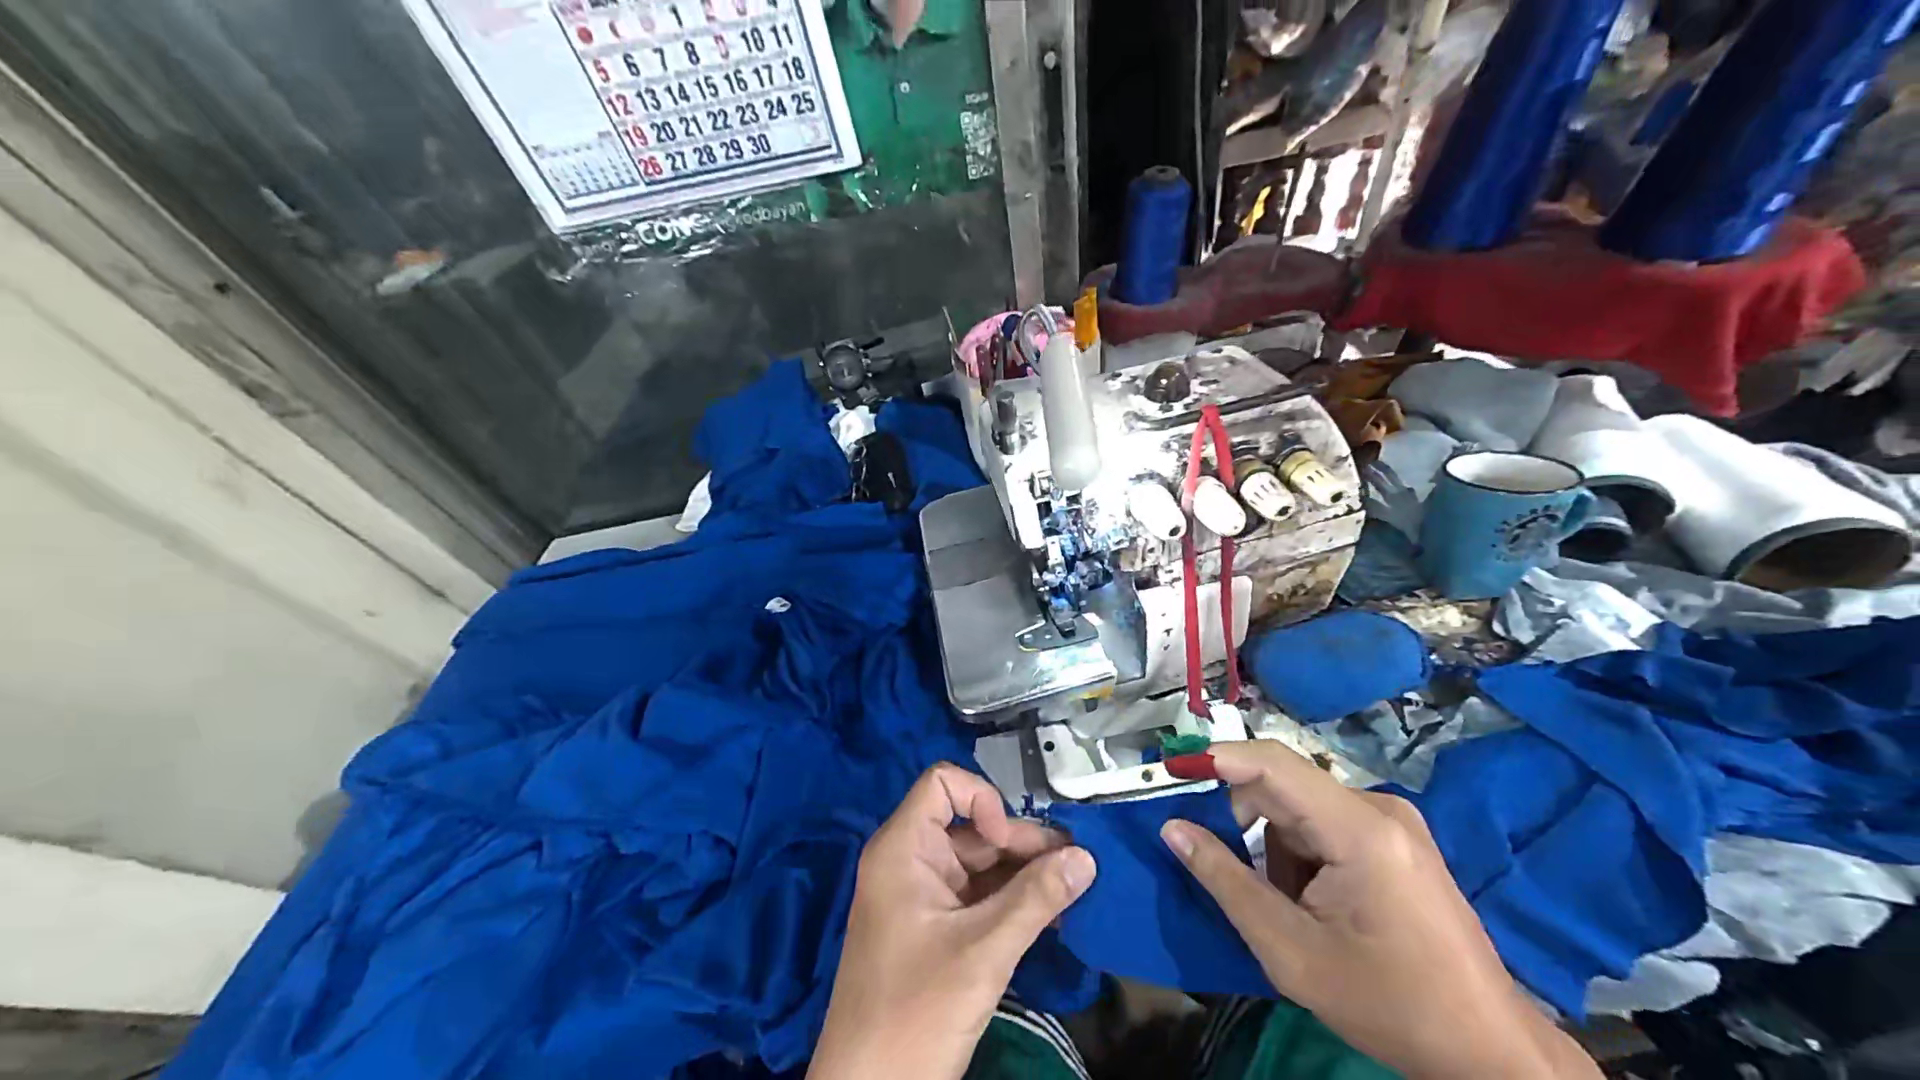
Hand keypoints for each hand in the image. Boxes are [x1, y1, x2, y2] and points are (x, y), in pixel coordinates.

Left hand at [809, 764, 1096, 1079]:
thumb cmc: (917, 1010)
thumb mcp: (983, 951)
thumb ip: (1036, 899)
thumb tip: (1086, 856)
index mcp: (903, 848)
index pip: (943, 784)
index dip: (982, 800)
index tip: (1009, 843)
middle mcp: (910, 861)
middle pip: (971, 826)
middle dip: (1021, 843)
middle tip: (1073, 866)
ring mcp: (922, 895)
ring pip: (979, 863)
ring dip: (1024, 873)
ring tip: (1071, 890)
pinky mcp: (934, 927)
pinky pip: (977, 895)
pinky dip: (1011, 900)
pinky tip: (1051, 913)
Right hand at [1161, 742, 1599, 1079]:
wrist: (1489, 1051)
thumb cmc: (1390, 1004)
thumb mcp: (1290, 951)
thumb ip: (1225, 880)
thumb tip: (1172, 828)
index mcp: (1361, 830)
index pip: (1273, 764)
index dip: (1215, 758)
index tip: (1168, 768)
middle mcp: (1378, 808)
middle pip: (1281, 787)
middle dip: (1240, 821)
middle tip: (1214, 864)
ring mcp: (1390, 821)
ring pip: (1297, 808)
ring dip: (1271, 846)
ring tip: (1281, 907)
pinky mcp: (1392, 838)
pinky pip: (1320, 823)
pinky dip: (1296, 853)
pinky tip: (1308, 902)